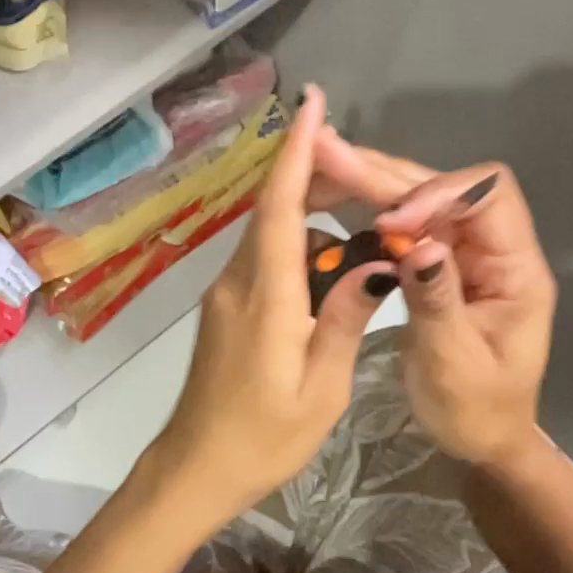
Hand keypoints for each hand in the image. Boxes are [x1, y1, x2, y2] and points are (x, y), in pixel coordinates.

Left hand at [130, 85, 397, 531]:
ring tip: (361, 219)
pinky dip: (297, 245)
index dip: (296, 154)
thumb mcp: (323, 388)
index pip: (279, 210)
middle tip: (365, 165)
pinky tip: (330, 265)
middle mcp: (238, 283)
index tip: (312, 106)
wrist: (196, 467)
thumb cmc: (264, 439)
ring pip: (269, 233)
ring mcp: (226, 293)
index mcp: (267, 299)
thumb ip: (348, 319)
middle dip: (314, 176)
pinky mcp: (225, 307)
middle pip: (273, 210)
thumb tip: (377, 261)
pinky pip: (263, 258)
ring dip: (310, 214)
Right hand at [311, 118, 556, 466]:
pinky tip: (334, 194)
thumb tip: (418, 244)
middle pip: (447, 187)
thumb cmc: (477, 411)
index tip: (387, 225)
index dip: (438, 195)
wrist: (482, 439)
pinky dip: (370, 206)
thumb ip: (438, 301)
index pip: (489, 196)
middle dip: (388, 174)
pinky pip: (405, 223)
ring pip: (421, 197)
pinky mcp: (438, 263)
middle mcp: (492, 248)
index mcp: (516, 269)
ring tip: (322, 161)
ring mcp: (464, 253)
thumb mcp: (455, 365)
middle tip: (328, 153)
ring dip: (373, 180)